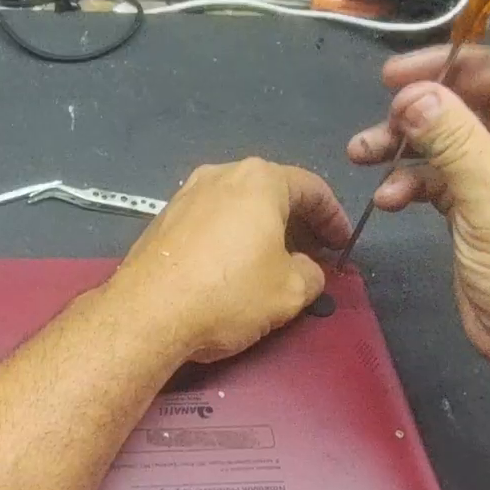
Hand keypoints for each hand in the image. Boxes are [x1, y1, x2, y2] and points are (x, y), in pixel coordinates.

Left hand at [109, 158, 350, 363]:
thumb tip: (306, 269)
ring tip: (275, 261)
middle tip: (313, 252)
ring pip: (236, 206)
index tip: (342, 243)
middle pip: (270, 193)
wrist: (147, 313)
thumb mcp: (291, 290)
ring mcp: (185, 196)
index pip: (310, 189)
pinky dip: (230, 238)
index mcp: (258, 179)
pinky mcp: (161, 221)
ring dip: (261, 229)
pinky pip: (209, 222)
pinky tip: (233, 266)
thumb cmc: (228, 294)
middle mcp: (219, 175)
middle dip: (296, 222)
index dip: (333, 217)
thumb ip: (312, 273)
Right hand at [348, 45, 489, 368]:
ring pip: (452, 141)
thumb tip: (410, 94)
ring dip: (405, 149)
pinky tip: (389, 200)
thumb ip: (451, 135)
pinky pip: (446, 177)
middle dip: (418, 115)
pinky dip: (415, 184)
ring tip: (360, 155)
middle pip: (472, 104)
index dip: (446, 68)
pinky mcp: (489, 206)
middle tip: (375, 125)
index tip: (389, 78)